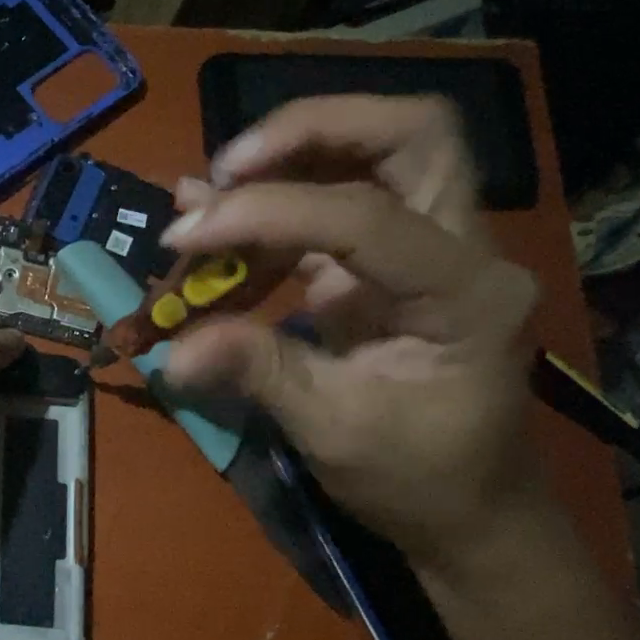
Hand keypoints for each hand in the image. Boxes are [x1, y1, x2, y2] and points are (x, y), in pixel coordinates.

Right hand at [161, 95, 543, 569]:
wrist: (468, 509)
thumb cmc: (419, 477)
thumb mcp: (334, 431)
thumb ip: (258, 373)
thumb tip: (170, 354)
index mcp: (464, 292)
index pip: (365, 216)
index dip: (268, 214)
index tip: (184, 238)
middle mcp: (459, 248)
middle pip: (409, 134)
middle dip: (311, 130)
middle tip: (228, 166)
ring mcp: (424, 250)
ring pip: (378, 153)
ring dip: (286, 160)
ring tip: (207, 203)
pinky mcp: (383, 266)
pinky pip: (331, 208)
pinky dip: (270, 211)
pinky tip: (213, 229)